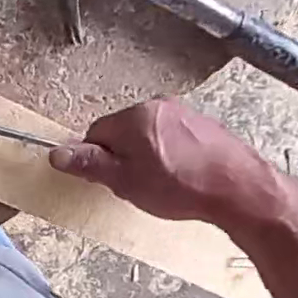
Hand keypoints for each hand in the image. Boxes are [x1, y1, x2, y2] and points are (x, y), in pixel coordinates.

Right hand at [48, 99, 288, 233]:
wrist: (240, 190)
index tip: (110, 177)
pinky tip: (180, 177)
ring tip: (160, 183)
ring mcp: (183, 114)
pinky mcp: (203, 125)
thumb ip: (89, 164)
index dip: (99, 160)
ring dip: (146, 157)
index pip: (95, 134)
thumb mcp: (123, 181)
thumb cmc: (182, 186)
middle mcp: (158, 107)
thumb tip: (57, 154)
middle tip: (135, 183)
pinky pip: (171, 138)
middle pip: (121, 132)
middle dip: (123, 157)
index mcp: (133, 117)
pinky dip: (170, 156)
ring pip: (147, 136)